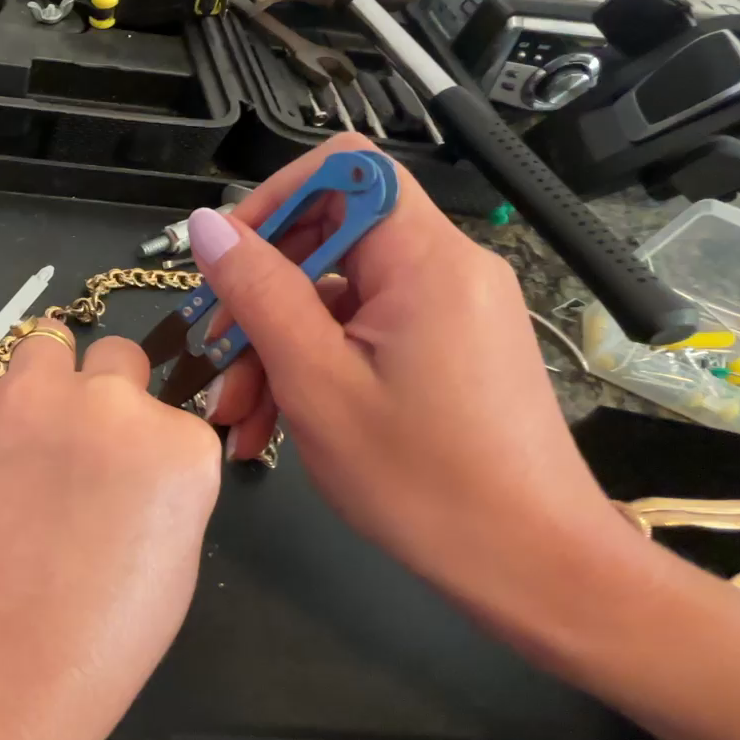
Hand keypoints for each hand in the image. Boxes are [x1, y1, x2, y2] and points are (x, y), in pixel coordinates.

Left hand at [0, 304, 220, 739]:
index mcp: (180, 448)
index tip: (127, 480)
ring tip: (29, 405)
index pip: (177, 418)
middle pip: (117, 360)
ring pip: (47, 344)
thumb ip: (162, 494)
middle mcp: (110, 403)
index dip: (149, 448)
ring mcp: (30, 396)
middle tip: (79, 442)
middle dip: (105, 391)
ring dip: (44, 370)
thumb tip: (135, 466)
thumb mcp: (168, 571)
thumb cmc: (91, 645)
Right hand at [193, 133, 633, 609]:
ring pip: (332, 299)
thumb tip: (207, 224)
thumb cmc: (422, 479)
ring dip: (271, 348)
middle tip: (212, 354)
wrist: (533, 569)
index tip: (225, 257)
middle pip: (328, 240)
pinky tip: (268, 425)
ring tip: (233, 416)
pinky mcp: (441, 351)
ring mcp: (444, 313)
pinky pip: (357, 335)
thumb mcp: (315, 381)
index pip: (345, 170)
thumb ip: (257, 291)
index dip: (276, 198)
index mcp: (425, 261)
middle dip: (256, 295)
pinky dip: (309, 368)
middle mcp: (443, 271)